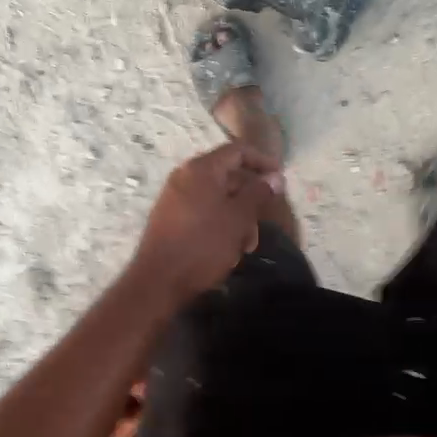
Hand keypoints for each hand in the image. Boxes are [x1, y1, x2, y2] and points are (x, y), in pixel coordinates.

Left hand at [130, 143, 279, 302]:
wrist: (156, 285)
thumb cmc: (203, 246)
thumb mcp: (238, 218)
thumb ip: (259, 193)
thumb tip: (275, 177)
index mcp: (201, 169)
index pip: (238, 151)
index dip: (263, 161)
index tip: (280, 179)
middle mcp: (185, 176)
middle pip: (228, 175)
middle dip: (250, 198)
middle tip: (264, 221)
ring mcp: (174, 197)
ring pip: (217, 197)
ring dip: (237, 216)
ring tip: (246, 245)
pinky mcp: (169, 218)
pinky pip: (202, 210)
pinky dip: (220, 223)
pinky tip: (227, 249)